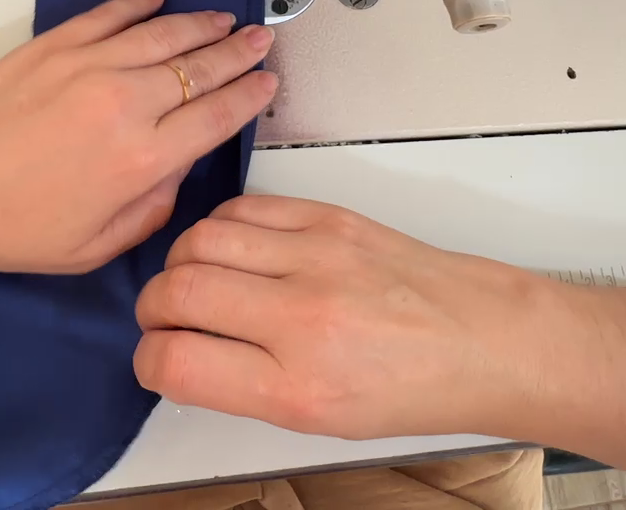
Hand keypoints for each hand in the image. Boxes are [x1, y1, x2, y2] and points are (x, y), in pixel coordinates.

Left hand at [0, 0, 277, 277]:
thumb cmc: (15, 228)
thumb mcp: (96, 246)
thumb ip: (152, 210)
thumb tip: (174, 170)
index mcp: (143, 159)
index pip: (217, 117)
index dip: (250, 95)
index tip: (269, 81)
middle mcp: (128, 102)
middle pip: (201, 68)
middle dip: (239, 52)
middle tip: (263, 38)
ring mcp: (91, 63)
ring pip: (165, 33)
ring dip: (202, 24)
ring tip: (226, 19)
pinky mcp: (57, 42)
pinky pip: (111, 13)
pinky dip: (140, 2)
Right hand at [133, 196, 556, 439]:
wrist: (477, 336)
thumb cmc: (407, 388)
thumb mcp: (319, 417)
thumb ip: (242, 384)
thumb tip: (181, 352)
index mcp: (297, 387)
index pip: (178, 364)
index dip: (148, 361)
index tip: (155, 357)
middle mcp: (300, 316)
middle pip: (176, 292)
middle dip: (151, 308)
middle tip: (161, 316)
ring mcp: (313, 254)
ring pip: (199, 239)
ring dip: (178, 262)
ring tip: (192, 278)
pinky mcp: (325, 213)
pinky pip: (241, 208)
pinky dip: (218, 228)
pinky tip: (228, 248)